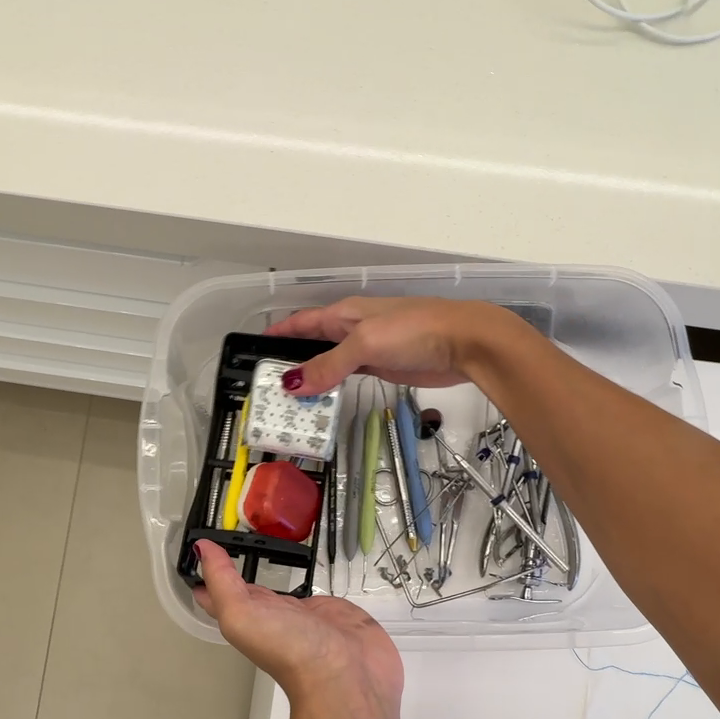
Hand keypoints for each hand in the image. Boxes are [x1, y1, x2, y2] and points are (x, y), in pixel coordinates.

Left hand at [191, 540, 402, 709]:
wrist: (346, 677)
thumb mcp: (242, 615)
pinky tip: (304, 564)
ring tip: (256, 546)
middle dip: (231, 568)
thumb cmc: (289, 650)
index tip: (193, 543)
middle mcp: (268, 615)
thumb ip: (222, 581)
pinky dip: (306, 576)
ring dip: (265, 570)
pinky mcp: (328, 611)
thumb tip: (202, 548)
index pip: (216, 591)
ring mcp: (299, 615)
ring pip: (276, 587)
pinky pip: (311, 588)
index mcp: (243, 617)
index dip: (204, 570)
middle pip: (243, 588)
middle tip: (222, 540)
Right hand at [264, 297, 542, 396]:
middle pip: (311, 346)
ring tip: (285, 403)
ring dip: (309, 381)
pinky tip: (320, 403)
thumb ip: (328, 365)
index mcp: (343, 315)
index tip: (253, 351)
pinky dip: (331, 390)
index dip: (277, 334)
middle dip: (289, 363)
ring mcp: (366, 351)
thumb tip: (291, 384)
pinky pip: (346, 379)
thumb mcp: (365, 345)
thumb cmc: (415, 332)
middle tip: (264, 389)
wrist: (466, 342)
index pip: (301, 323)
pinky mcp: (381, 369)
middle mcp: (350, 330)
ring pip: (328, 366)